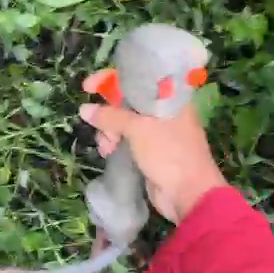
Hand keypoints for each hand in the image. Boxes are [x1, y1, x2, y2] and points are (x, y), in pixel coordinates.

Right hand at [78, 70, 227, 223]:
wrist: (188, 194)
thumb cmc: (169, 153)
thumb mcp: (138, 129)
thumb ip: (110, 116)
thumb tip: (85, 110)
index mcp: (168, 99)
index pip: (136, 78)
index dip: (110, 79)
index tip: (88, 87)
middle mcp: (163, 111)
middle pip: (125, 101)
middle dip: (107, 113)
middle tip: (101, 126)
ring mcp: (156, 131)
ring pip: (122, 122)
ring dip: (109, 131)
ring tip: (108, 146)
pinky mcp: (149, 150)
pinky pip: (124, 138)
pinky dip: (114, 143)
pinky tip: (109, 153)